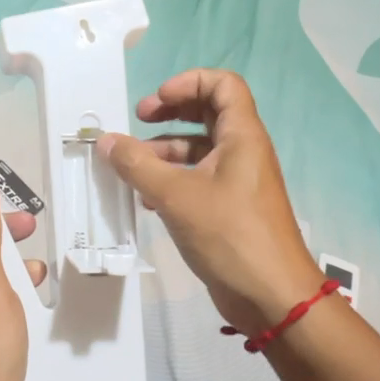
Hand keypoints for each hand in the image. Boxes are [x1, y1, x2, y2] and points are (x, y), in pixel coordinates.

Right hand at [97, 69, 323, 331]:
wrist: (273, 298)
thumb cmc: (230, 234)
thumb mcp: (175, 196)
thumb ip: (137, 165)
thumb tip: (107, 141)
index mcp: (242, 135)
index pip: (222, 84)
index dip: (187, 82)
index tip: (157, 102)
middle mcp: (243, 150)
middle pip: (207, 112)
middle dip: (171, 112)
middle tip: (139, 120)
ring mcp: (238, 180)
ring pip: (199, 148)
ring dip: (165, 150)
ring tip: (132, 168)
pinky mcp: (230, 207)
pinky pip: (198, 178)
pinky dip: (172, 180)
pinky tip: (146, 199)